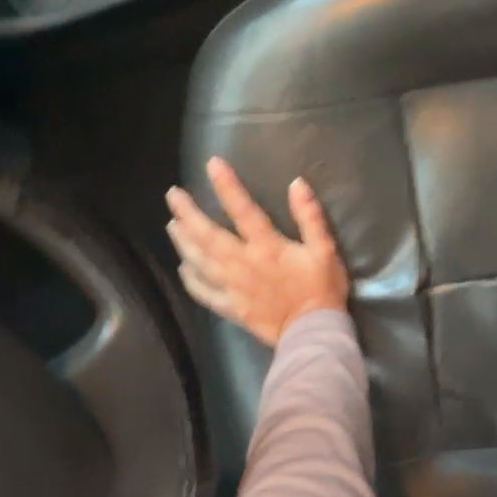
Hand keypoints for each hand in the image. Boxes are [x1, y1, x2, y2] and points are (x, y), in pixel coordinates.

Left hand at [165, 157, 349, 347]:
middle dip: (188, 213)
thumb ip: (310, 217)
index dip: (226, 185)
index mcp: (266, 246)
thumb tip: (297, 183)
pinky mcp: (231, 307)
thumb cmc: (322, 289)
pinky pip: (204, 292)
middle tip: (172, 196)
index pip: (242, 209)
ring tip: (172, 225)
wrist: (314, 332)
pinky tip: (183, 269)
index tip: (211, 164)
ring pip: (199, 261)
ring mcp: (233, 287)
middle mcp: (242, 263)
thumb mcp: (325, 250)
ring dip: (183, 242)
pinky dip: (191, 280)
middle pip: (207, 235)